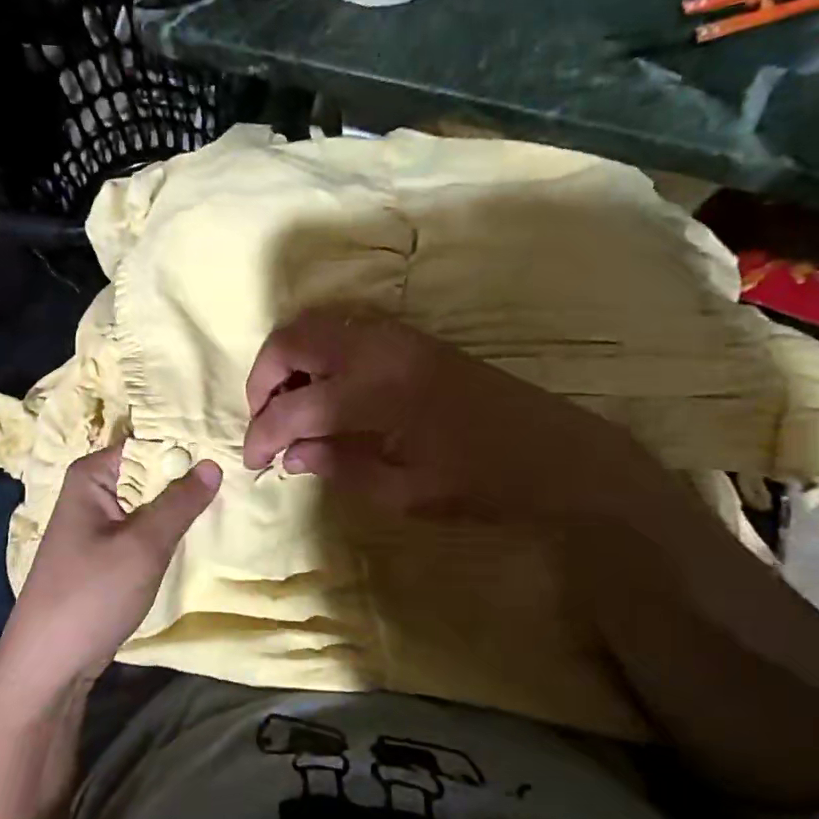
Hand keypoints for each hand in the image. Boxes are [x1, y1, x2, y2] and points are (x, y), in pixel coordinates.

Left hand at [0, 441, 220, 691]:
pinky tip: (195, 533)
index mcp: (90, 475)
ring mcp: (94, 524)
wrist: (50, 661)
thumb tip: (212, 464)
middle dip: (184, 478)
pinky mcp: (101, 553)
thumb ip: (179, 503)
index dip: (184, 447)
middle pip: (146, 473)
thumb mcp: (143, 545)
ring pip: (146, 503)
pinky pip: (139, 528)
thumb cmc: (92, 593)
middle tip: (237, 477)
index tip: (228, 450)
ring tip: (227, 501)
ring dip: (177, 507)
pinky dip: (163, 531)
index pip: (145, 444)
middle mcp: (89, 491)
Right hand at [243, 310, 669, 523]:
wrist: (565, 457)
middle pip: (290, 342)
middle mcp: (378, 349)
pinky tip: (325, 390)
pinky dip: (316, 352)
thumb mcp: (405, 492)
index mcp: (377, 392)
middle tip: (265, 423)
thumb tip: (290, 455)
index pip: (293, 408)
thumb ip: (338, 466)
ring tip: (290, 406)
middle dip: (262, 382)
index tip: (253, 462)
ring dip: (287, 362)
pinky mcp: (409, 336)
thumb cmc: (485, 484)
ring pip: (313, 326)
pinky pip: (341, 329)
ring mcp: (395, 335)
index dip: (263, 436)